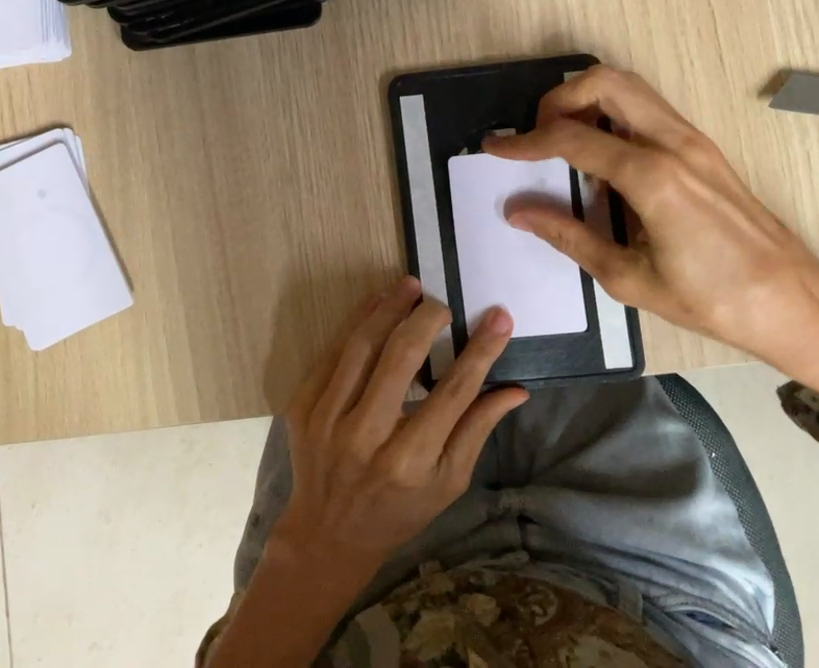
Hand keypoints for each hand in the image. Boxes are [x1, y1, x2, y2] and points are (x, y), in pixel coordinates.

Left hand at [271, 277, 528, 583]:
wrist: (328, 531)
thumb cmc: (400, 509)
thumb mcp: (448, 482)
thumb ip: (477, 430)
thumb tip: (515, 389)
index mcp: (410, 460)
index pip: (455, 392)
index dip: (480, 350)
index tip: (499, 318)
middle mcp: (366, 436)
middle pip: (400, 357)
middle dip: (426, 319)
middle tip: (442, 303)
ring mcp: (327, 418)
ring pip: (361, 345)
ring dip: (387, 308)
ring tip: (409, 286)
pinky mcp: (303, 405)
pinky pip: (332, 352)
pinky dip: (356, 323)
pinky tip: (376, 306)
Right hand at [483, 66, 818, 385]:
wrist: (795, 303)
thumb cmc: (712, 300)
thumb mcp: (628, 277)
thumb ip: (569, 236)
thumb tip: (519, 212)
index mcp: (652, 176)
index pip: (571, 138)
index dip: (524, 142)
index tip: (494, 148)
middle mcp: (674, 143)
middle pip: (606, 82)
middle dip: (559, 98)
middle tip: (537, 134)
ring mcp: (694, 140)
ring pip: (630, 88)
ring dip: (587, 101)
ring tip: (562, 143)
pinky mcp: (704, 149)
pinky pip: (648, 111)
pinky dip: (613, 116)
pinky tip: (601, 160)